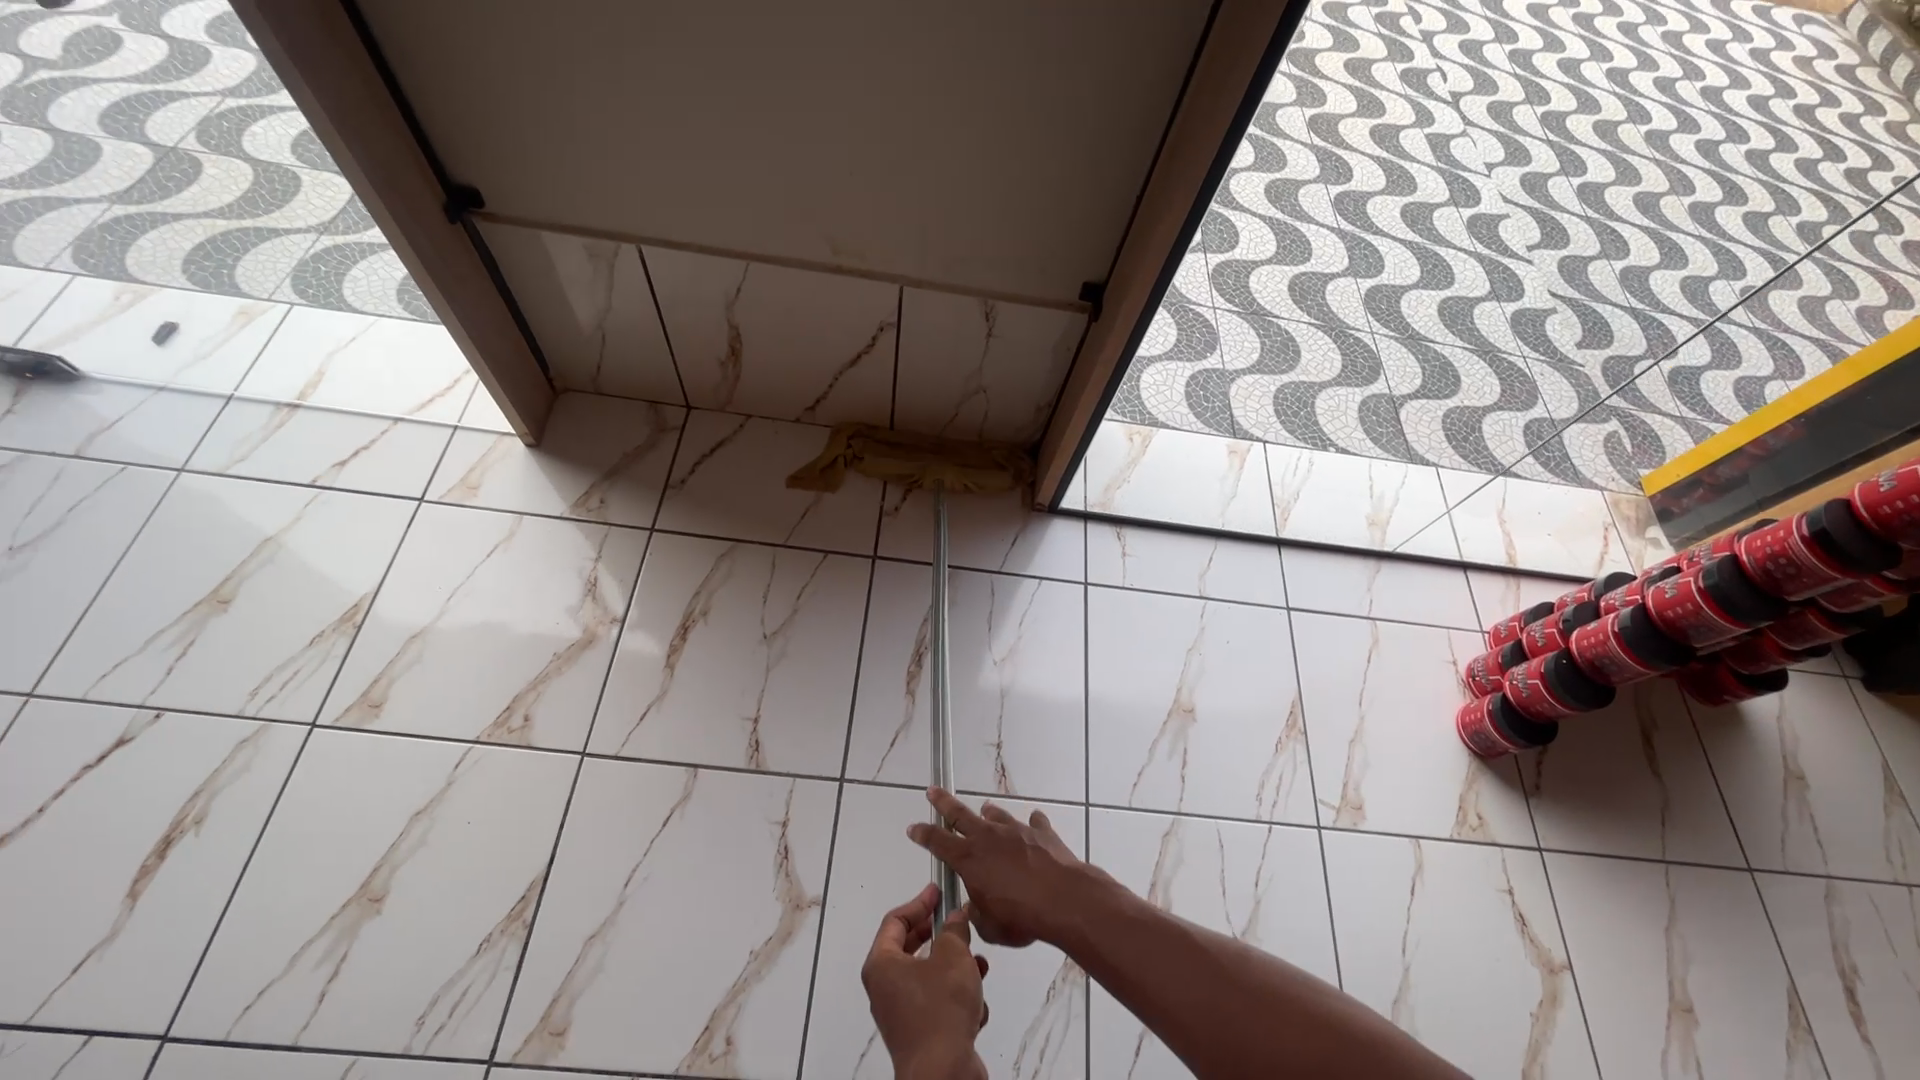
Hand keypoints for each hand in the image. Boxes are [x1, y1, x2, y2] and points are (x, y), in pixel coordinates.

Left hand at [861, 884, 989, 1079]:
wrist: (943, 1074)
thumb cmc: (941, 1007)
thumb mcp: (953, 955)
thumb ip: (955, 929)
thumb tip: (956, 917)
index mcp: (881, 964)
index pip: (895, 920)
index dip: (919, 902)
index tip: (939, 891)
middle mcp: (885, 988)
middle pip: (912, 949)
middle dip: (942, 937)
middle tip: (960, 923)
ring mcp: (902, 1014)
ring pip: (931, 978)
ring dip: (956, 969)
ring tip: (979, 966)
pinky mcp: (921, 1035)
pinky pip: (939, 1005)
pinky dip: (958, 1001)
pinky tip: (976, 1006)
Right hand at [907, 787, 1095, 947]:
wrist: (1064, 899)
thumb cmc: (1021, 917)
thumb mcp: (990, 927)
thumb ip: (978, 915)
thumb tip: (975, 907)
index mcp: (969, 859)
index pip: (937, 842)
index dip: (923, 834)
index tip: (913, 827)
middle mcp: (989, 837)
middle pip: (959, 814)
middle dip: (943, 802)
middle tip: (933, 791)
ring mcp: (1016, 831)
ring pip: (997, 815)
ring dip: (989, 812)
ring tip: (986, 808)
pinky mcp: (1042, 833)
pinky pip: (1034, 823)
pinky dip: (1032, 823)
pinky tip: (1034, 822)